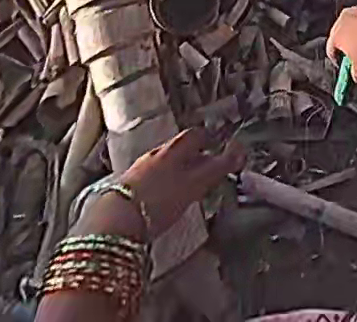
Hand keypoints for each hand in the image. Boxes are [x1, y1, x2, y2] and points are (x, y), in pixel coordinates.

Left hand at [107, 130, 243, 237]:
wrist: (114, 223)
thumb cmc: (159, 199)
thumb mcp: (196, 184)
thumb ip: (219, 167)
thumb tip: (242, 150)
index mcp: (174, 148)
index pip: (196, 135)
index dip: (209, 139)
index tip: (218, 147)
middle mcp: (156, 154)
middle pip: (178, 148)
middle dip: (192, 155)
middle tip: (205, 168)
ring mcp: (138, 171)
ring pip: (163, 164)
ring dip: (175, 171)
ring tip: (185, 187)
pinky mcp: (124, 190)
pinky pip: (148, 180)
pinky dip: (159, 186)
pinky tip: (161, 202)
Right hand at [326, 4, 356, 78]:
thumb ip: (354, 71)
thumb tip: (355, 74)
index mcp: (335, 33)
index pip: (331, 49)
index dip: (336, 59)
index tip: (342, 64)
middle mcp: (343, 18)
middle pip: (341, 33)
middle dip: (347, 43)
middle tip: (355, 54)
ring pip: (353, 22)